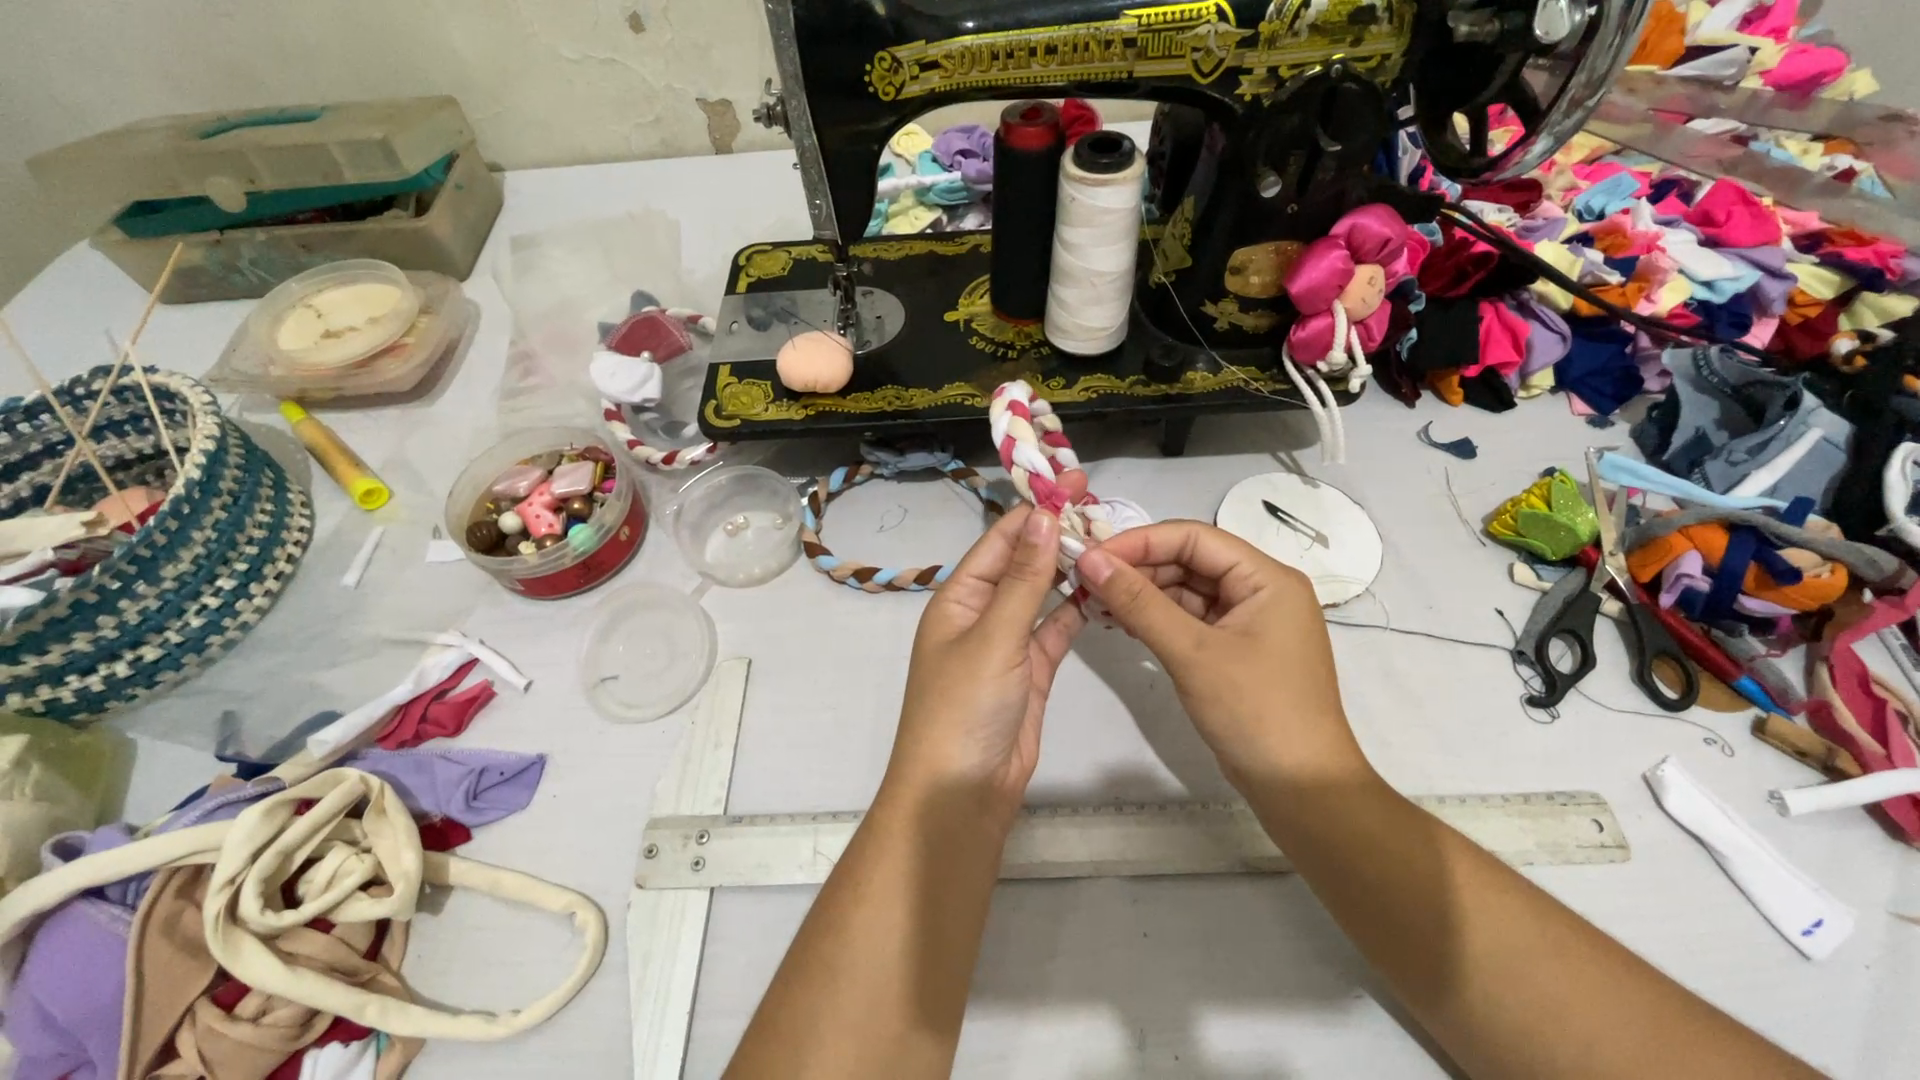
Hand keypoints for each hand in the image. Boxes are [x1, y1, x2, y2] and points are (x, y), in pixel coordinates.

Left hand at [887, 506, 1086, 823]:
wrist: (962, 791)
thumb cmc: (965, 708)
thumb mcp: (993, 638)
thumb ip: (1023, 580)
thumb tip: (1044, 518)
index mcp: (958, 599)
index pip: (999, 542)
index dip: (1034, 513)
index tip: (1074, 486)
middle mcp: (980, 615)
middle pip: (1022, 565)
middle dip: (1056, 537)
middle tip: (1103, 509)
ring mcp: (1008, 645)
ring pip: (1042, 596)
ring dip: (1070, 571)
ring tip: (1112, 541)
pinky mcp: (1032, 673)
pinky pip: (1056, 630)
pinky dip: (1077, 611)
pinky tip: (1104, 590)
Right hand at [1076, 522, 1369, 791]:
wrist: (1300, 787)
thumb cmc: (1255, 711)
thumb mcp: (1191, 653)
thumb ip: (1139, 603)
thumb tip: (1090, 560)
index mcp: (1267, 578)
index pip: (1194, 537)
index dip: (1140, 540)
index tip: (1091, 555)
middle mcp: (1262, 590)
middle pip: (1191, 561)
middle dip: (1139, 568)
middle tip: (1086, 581)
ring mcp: (1251, 621)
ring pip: (1189, 590)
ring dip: (1144, 594)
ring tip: (1097, 604)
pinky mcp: (1238, 649)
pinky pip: (1193, 619)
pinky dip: (1159, 619)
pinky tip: (1123, 624)